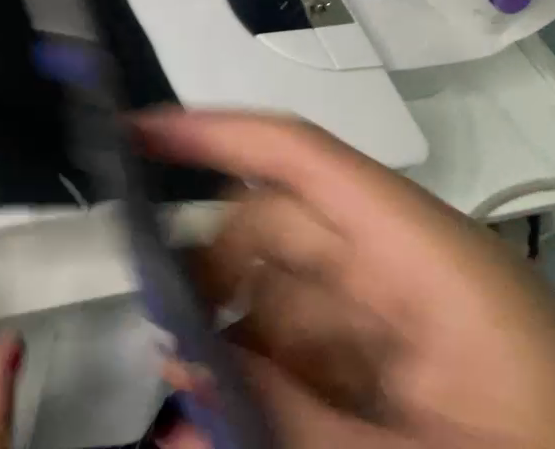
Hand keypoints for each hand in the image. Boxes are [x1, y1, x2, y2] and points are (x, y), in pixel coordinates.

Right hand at [136, 110, 554, 448]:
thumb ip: (285, 413)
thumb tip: (180, 367)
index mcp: (426, 258)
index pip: (300, 159)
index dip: (210, 135)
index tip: (128, 137)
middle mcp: (411, 272)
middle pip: (277, 231)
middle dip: (206, 274)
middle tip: (154, 333)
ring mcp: (412, 328)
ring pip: (287, 300)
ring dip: (232, 344)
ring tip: (191, 409)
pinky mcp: (415, 377)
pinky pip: (315, 357)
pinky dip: (270, 385)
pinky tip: (232, 429)